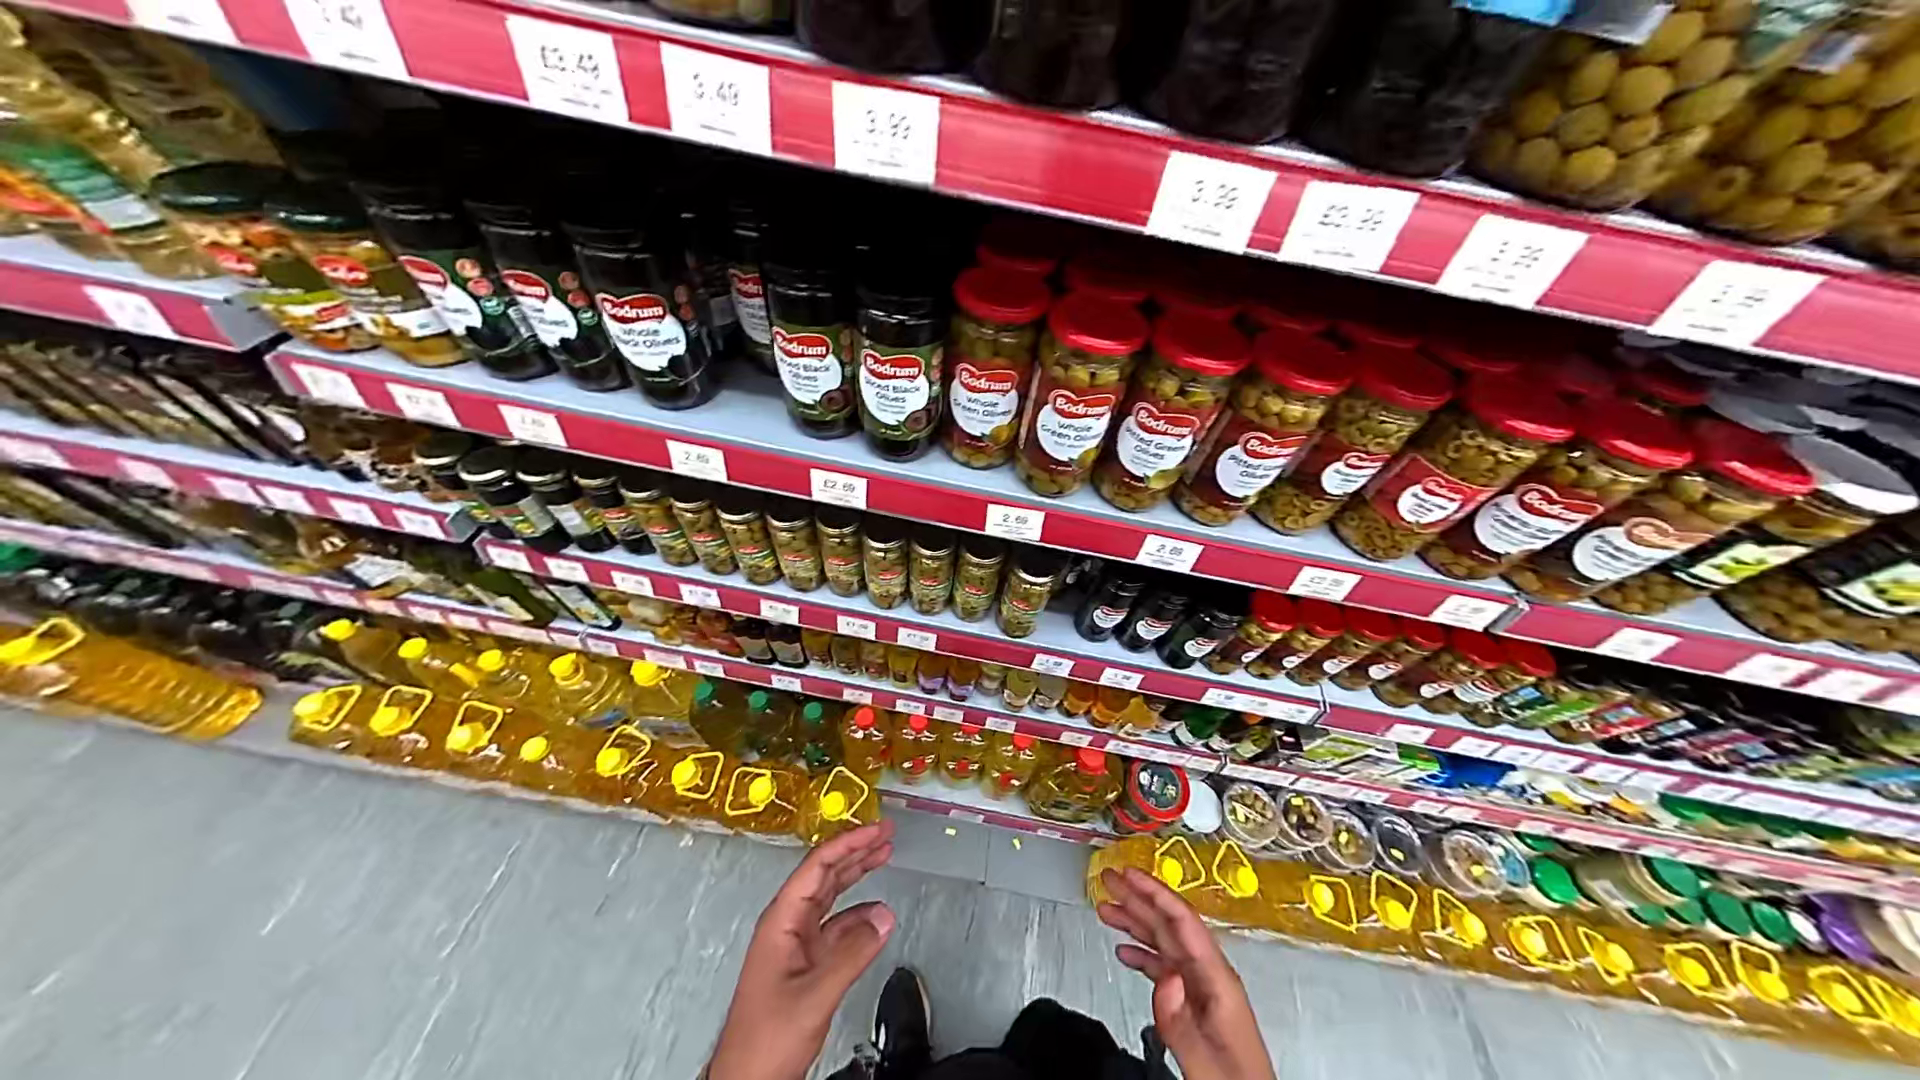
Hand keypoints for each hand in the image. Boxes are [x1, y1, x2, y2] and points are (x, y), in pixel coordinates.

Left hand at [708, 820, 896, 1079]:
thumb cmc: (766, 1039)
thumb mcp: (814, 995)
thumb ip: (851, 954)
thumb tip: (883, 917)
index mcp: (782, 920)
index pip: (817, 866)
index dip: (847, 843)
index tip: (874, 829)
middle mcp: (788, 924)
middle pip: (825, 874)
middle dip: (855, 850)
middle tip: (884, 832)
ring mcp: (797, 942)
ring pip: (831, 895)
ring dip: (857, 874)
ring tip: (883, 855)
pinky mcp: (806, 962)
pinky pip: (837, 925)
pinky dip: (859, 914)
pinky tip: (878, 913)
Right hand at [1096, 867, 1274, 1079]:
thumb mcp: (1204, 1061)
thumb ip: (1180, 1020)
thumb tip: (1164, 976)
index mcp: (1217, 979)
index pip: (1183, 921)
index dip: (1154, 892)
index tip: (1129, 874)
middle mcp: (1209, 976)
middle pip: (1169, 924)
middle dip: (1137, 897)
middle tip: (1109, 879)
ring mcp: (1202, 989)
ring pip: (1164, 942)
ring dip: (1134, 922)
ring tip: (1106, 908)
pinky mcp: (1194, 1004)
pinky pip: (1164, 967)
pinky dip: (1141, 954)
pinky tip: (1124, 951)